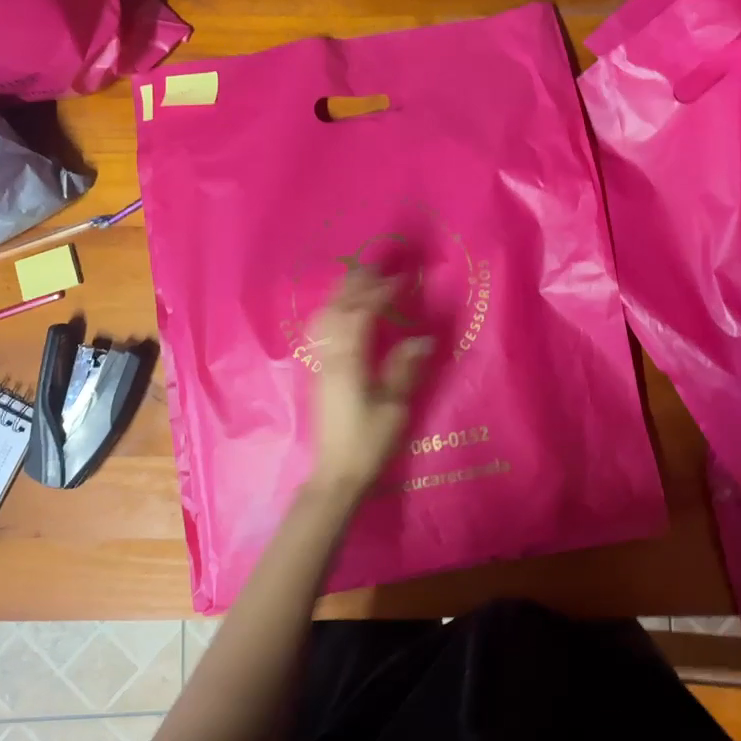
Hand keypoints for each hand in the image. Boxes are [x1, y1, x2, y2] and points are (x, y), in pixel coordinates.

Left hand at [307, 270, 433, 497]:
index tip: (402, 278)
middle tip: (377, 265)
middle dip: (357, 283)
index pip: (362, 313)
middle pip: (338, 308)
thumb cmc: (368, 444)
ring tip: (359, 280)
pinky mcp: (318, 375)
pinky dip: (332, 312)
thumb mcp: (395, 408)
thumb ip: (405, 369)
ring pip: (325, 317)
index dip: (381, 292)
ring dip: (342, 294)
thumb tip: (422, 338)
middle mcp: (329, 356)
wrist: (335, 476)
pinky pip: (321, 331)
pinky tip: (341, 313)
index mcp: (349, 361)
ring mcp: (320, 365)